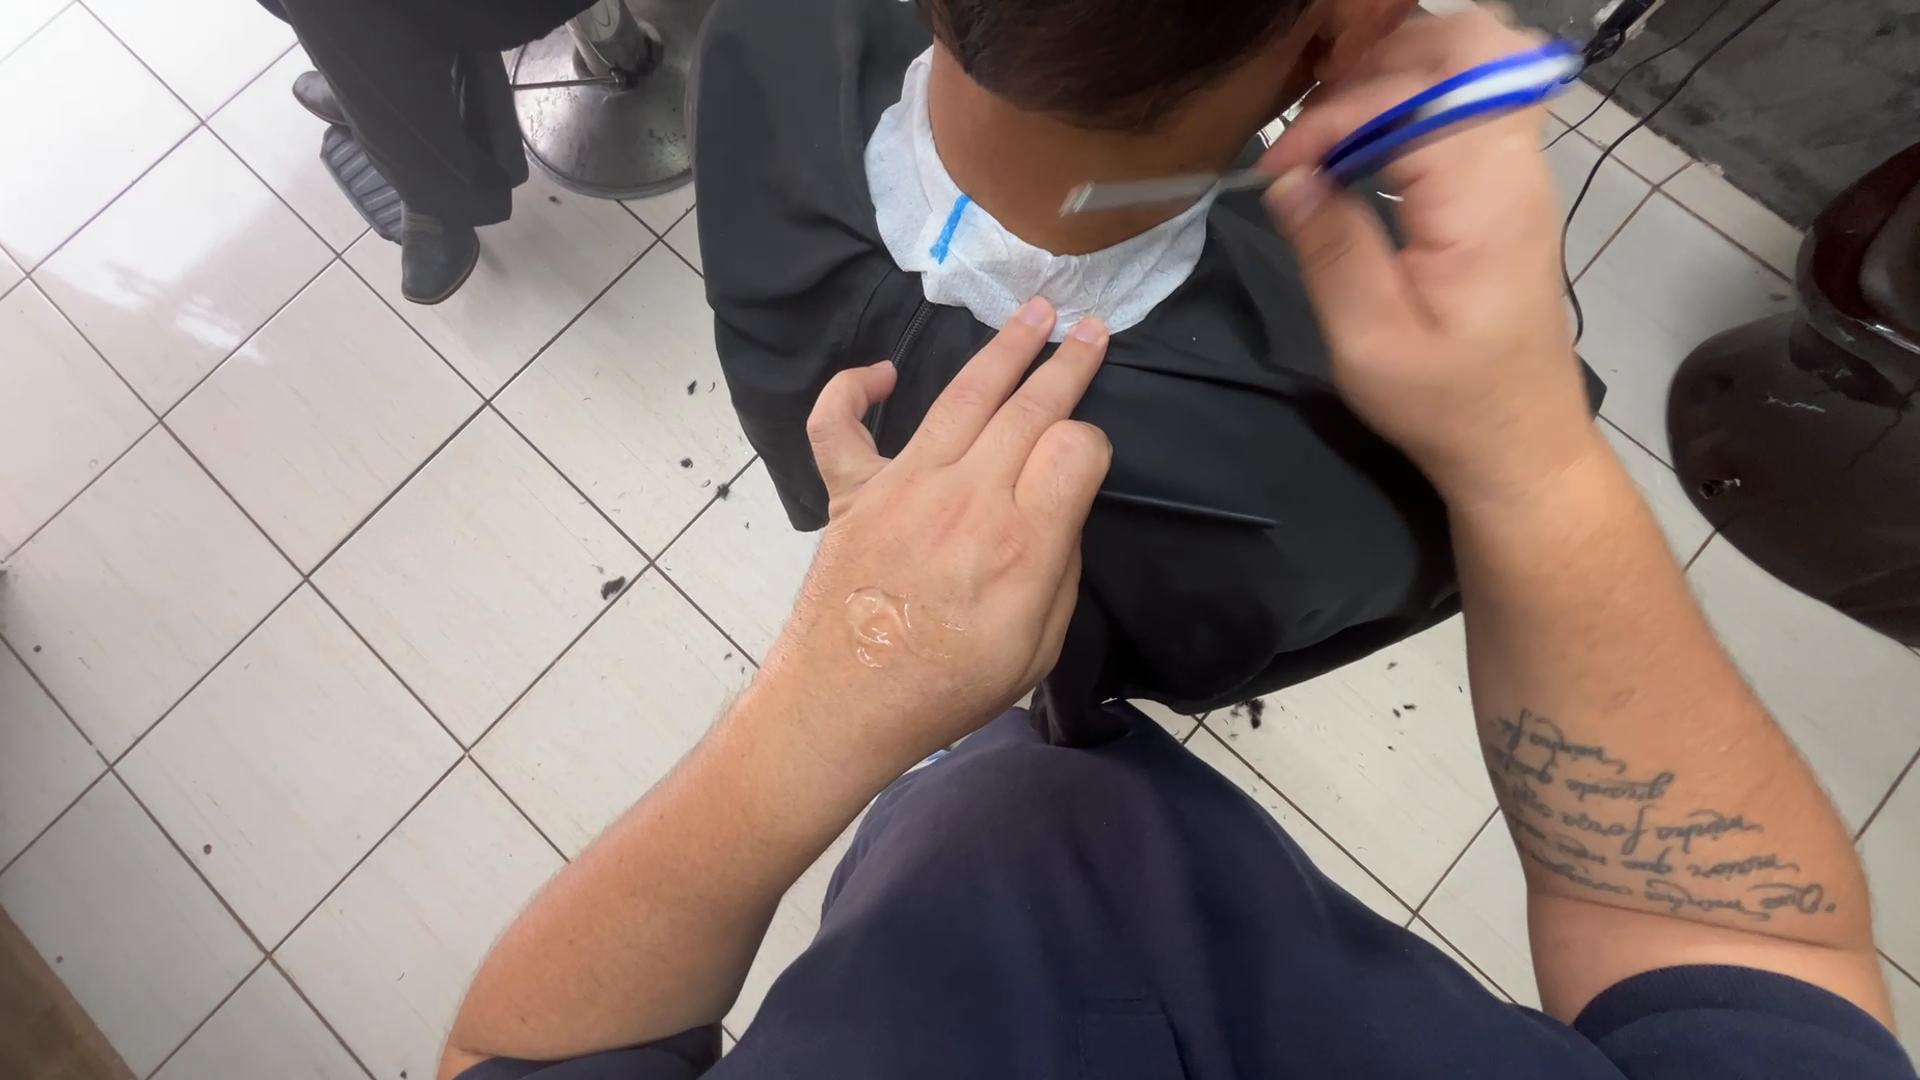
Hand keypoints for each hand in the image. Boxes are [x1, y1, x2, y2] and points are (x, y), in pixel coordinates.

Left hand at [755, 299, 1112, 776]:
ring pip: (960, 395)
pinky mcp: (851, 492)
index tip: (1086, 460)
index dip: (1092, 443)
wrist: (844, 706)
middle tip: (1090, 328)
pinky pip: (839, 426)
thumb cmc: (946, 690)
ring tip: (1034, 313)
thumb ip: (1058, 572)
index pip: (1075, 448)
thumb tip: (1054, 514)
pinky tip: (882, 374)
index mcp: (1019, 544)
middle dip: (1067, 363)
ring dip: (1003, 349)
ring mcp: (900, 486)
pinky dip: (852, 391)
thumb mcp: (1035, 652)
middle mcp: (964, 498)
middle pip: (1028, 407)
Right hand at [1261, 7, 1601, 507]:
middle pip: (1470, 44)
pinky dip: (1417, 97)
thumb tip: (1289, 179)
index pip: (1410, 102)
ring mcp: (1522, 169)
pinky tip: (1367, 144)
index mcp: (1481, 201)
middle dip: (1376, 63)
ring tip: (1330, 124)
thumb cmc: (1438, 398)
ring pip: (1480, 59)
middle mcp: (1516, 164)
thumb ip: (1329, 249)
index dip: (1330, 119)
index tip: (1274, 169)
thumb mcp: (1366, 338)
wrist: (1510, 431)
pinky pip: (1476, 99)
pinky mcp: (1511, 184)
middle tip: (1310, 120)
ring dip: (1397, 73)